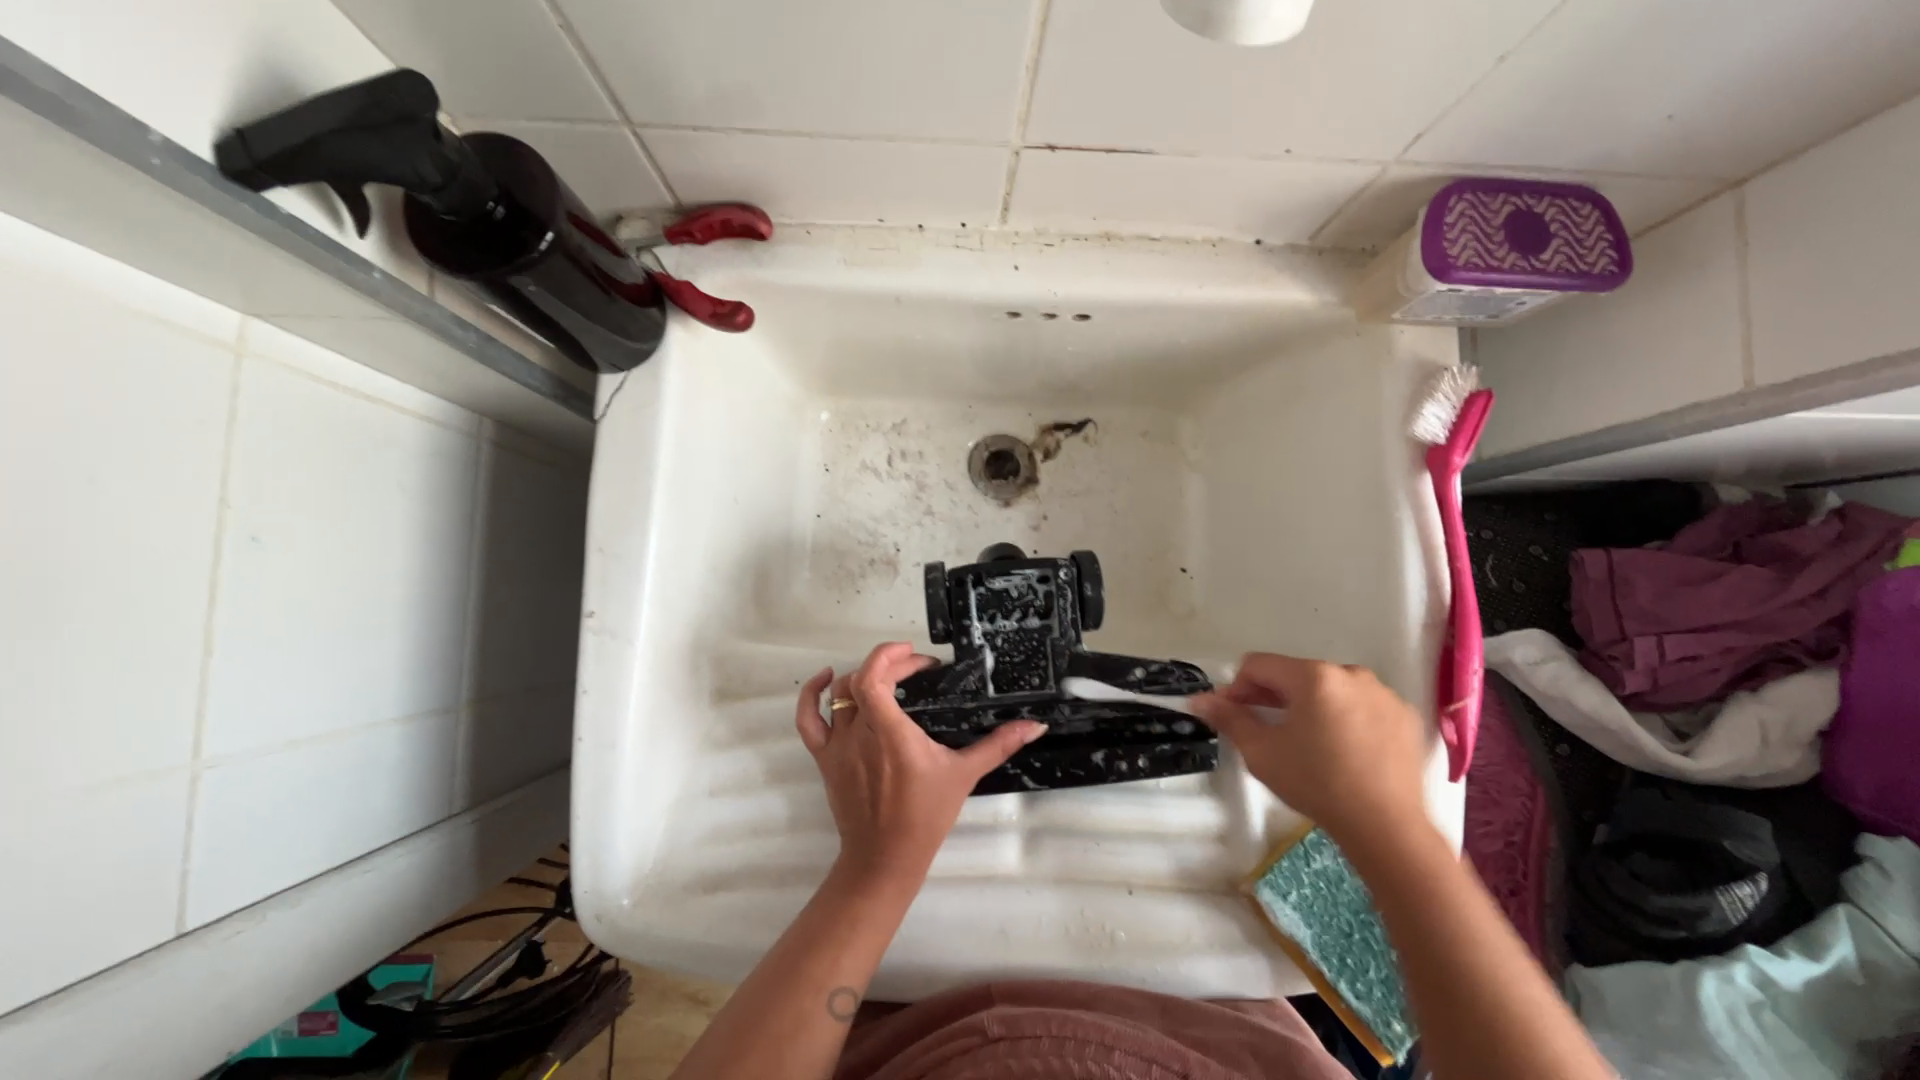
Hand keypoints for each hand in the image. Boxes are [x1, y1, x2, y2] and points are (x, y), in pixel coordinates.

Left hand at [794, 643, 1046, 885]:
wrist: (884, 858)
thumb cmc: (925, 816)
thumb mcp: (964, 775)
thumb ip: (998, 745)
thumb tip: (1036, 725)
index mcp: (890, 734)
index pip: (873, 678)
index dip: (890, 656)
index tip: (917, 657)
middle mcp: (859, 733)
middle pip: (861, 680)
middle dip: (890, 665)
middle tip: (916, 670)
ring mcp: (837, 746)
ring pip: (839, 694)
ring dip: (863, 678)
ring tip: (889, 678)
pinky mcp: (825, 758)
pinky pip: (808, 720)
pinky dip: (812, 694)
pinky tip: (828, 679)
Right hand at [1189, 653, 1428, 849]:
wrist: (1386, 826)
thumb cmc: (1316, 783)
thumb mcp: (1261, 752)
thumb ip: (1229, 718)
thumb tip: (1199, 700)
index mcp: (1313, 676)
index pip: (1258, 665)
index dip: (1237, 687)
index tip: (1233, 716)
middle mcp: (1350, 673)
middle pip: (1296, 675)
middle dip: (1274, 698)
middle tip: (1265, 732)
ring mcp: (1383, 694)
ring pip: (1330, 690)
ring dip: (1310, 708)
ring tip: (1307, 745)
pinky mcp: (1405, 717)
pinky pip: (1362, 707)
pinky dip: (1345, 720)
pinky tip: (1343, 753)